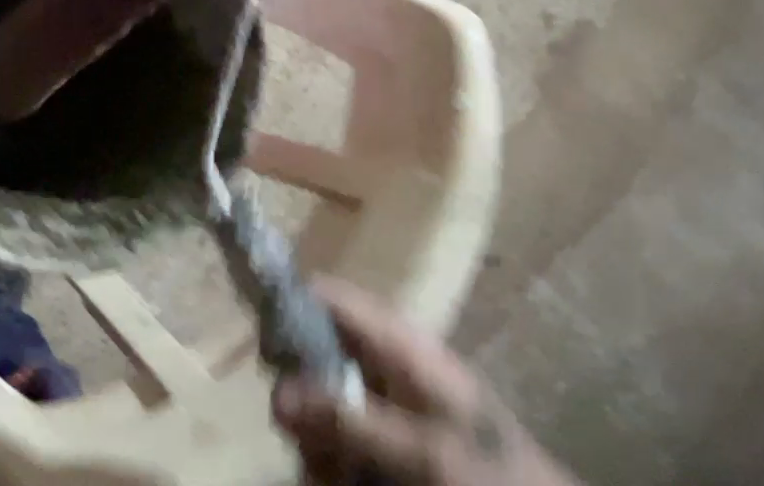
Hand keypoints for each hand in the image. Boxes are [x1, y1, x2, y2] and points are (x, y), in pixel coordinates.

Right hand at [273, 278, 579, 485]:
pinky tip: (341, 480)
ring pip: (314, 398)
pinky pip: (334, 431)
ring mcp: (383, 396)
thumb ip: (352, 423)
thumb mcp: (426, 453)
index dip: (286, 311)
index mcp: (397, 341)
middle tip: (307, 440)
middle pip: (308, 350)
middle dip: (299, 398)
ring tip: (332, 474)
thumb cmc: (495, 476)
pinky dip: (329, 459)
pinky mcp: (385, 431)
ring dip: (313, 438)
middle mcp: (382, 359)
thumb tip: (276, 396)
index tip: (269, 360)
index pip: (323, 295)